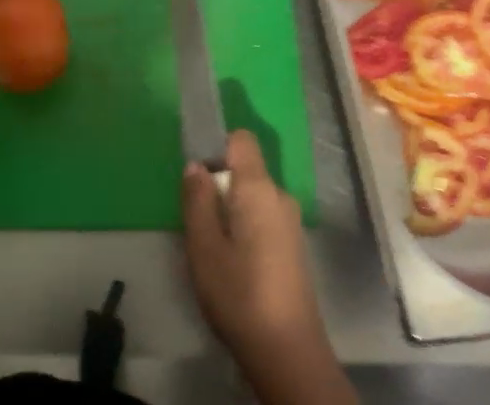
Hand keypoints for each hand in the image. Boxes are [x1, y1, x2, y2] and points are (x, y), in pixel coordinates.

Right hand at [181, 130, 327, 362]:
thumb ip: (197, 200)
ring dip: (230, 210)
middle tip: (197, 222)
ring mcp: (291, 221)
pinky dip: (245, 227)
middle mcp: (280, 196)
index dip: (218, 146)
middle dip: (219, 185)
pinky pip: (263, 217)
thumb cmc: (239, 293)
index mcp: (258, 188)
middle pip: (246, 170)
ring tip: (212, 247)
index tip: (198, 175)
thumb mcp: (203, 246)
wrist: (287, 349)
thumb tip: (196, 165)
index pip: (242, 140)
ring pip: (253, 197)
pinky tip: (234, 262)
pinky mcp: (293, 245)